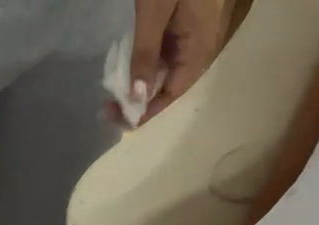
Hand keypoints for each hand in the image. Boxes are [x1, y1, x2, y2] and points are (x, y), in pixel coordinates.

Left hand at [128, 0, 229, 125]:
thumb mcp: (154, 10)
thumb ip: (146, 52)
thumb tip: (138, 97)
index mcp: (200, 50)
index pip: (172, 93)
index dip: (146, 109)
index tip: (121, 119)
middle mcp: (205, 46)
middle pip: (172, 82)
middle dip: (143, 97)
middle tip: (113, 104)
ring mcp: (202, 30)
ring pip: (172, 66)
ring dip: (146, 78)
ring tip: (119, 86)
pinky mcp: (196, 15)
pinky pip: (174, 46)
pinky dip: (153, 57)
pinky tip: (135, 58)